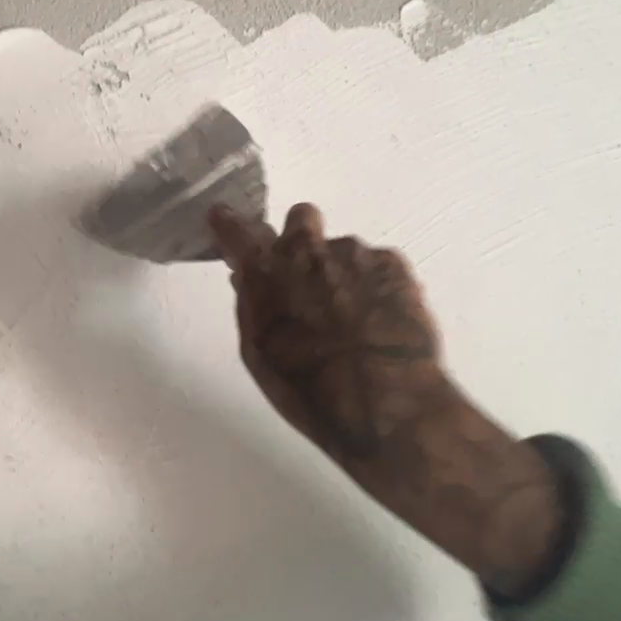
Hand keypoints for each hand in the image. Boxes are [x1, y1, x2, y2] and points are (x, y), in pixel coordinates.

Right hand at [206, 202, 454, 455]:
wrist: (384, 402)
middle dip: (302, 239)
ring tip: (356, 320)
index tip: (225, 222)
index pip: (236, 229)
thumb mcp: (259, 352)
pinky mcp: (395, 265)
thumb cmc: (306, 386)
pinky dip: (377, 287)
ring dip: (344, 274)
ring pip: (344, 251)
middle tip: (309, 279)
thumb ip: (252, 304)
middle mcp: (306, 250)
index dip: (230, 224)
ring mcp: (354, 253)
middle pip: (300, 219)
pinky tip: (382, 321)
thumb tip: (247, 277)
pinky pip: (379, 266)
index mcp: (265, 270)